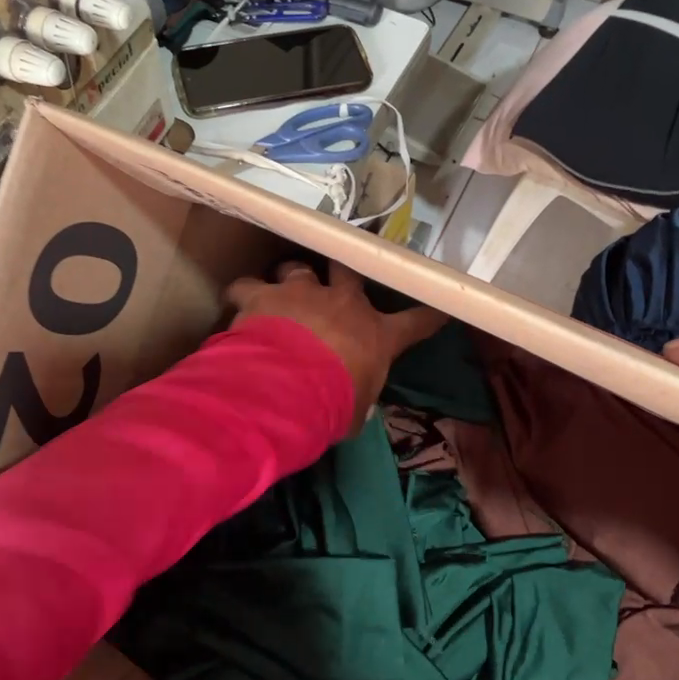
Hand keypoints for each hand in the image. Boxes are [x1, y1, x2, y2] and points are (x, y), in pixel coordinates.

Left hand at [226, 261, 446, 431]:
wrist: (285, 388)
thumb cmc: (331, 405)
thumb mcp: (356, 411)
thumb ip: (359, 401)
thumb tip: (357, 411)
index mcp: (376, 335)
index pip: (416, 322)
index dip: (429, 315)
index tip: (439, 309)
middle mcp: (344, 303)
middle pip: (351, 270)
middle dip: (345, 269)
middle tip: (338, 274)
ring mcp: (302, 293)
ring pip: (299, 268)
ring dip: (293, 276)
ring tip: (283, 286)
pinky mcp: (264, 295)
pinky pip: (249, 285)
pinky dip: (244, 292)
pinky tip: (239, 299)